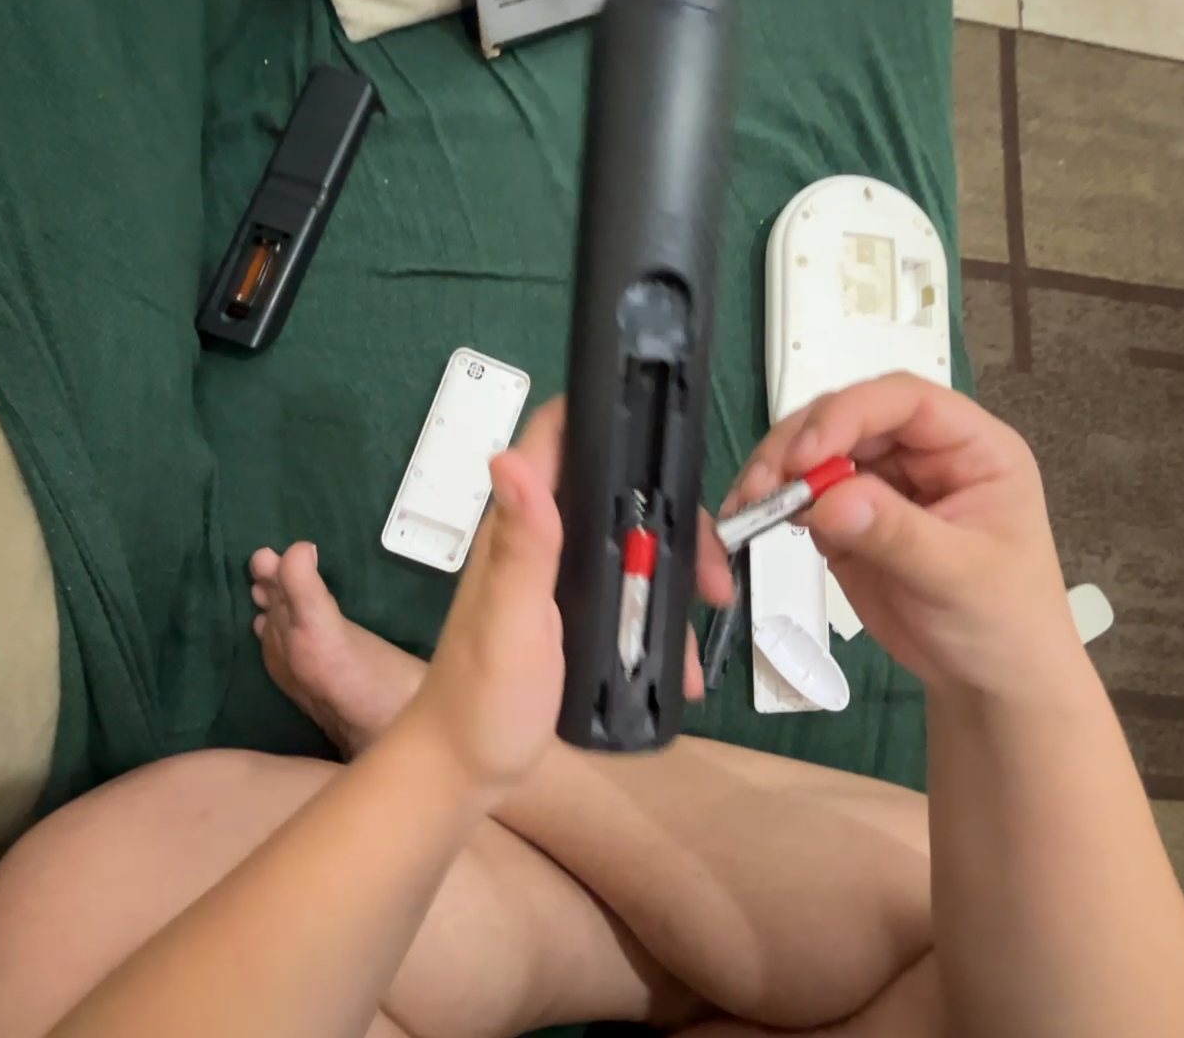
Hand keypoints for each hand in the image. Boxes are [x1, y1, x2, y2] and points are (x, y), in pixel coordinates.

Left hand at [405, 399, 735, 793]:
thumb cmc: (482, 698)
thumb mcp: (509, 621)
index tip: (664, 429)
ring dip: (678, 570)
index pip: (555, 440)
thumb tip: (510, 458)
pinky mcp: (577, 612)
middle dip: (673, 517)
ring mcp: (561, 577)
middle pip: (617, 494)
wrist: (469, 767)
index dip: (602, 416)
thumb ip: (520, 546)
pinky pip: (632, 593)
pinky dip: (662, 613)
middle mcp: (542, 540)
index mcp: (519, 528)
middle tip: (713, 567)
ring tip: (714, 609)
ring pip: (633, 545)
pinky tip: (681, 656)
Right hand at [721, 373, 1084, 694]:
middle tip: (759, 488)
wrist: (983, 680)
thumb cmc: (1000, 622)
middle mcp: (918, 454)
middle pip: (844, 419)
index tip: (805, 456)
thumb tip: (828, 500)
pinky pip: (800, 494)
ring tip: (746, 507)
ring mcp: (878, 485)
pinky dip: (770, 503)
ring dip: (773, 473)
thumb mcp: (958, 576)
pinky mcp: (844, 518)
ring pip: (813, 452)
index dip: (847, 414)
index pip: (902, 401)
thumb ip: (895, 533)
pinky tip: (752, 521)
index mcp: (968, 447)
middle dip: (795, 446)